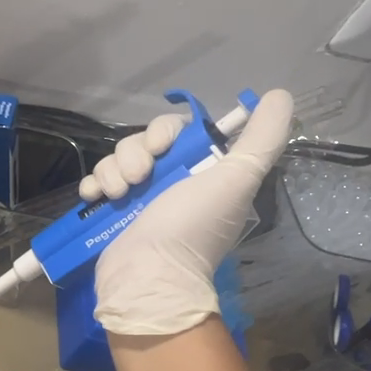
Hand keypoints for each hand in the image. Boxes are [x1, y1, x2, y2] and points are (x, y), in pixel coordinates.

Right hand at [84, 89, 293, 336]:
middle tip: (140, 178)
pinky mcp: (110, 212)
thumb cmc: (191, 227)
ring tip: (119, 195)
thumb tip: (279, 96)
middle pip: (140, 143)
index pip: (175, 132)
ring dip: (112, 171)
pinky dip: (92, 186)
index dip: (163, 133)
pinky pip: (95, 182)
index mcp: (200, 172)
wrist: (148, 274)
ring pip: (115, 160)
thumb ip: (260, 139)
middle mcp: (169, 182)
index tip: (160, 147)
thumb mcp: (235, 181)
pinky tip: (95, 198)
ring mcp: (137, 199)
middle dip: (133, 154)